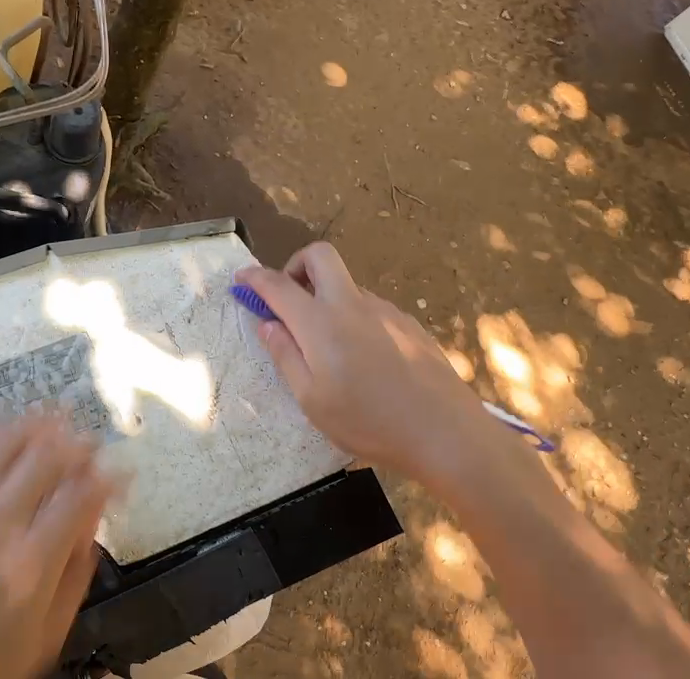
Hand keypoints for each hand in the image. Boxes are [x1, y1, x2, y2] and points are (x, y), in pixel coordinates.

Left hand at [0, 418, 111, 678]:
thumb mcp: (41, 638)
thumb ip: (73, 577)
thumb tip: (93, 523)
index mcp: (29, 566)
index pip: (81, 498)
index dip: (108, 478)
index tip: (120, 472)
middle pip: (47, 458)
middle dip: (77, 442)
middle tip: (90, 441)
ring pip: (6, 442)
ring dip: (37, 425)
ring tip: (55, 419)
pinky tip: (6, 428)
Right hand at [237, 242, 502, 484]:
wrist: (448, 434)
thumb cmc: (370, 423)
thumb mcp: (312, 401)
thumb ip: (285, 357)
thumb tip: (268, 324)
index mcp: (320, 323)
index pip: (277, 284)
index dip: (254, 277)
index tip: (241, 279)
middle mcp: (351, 304)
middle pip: (319, 256)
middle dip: (296, 265)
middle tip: (290, 298)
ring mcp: (385, 310)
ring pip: (347, 286)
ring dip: (328, 299)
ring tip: (331, 348)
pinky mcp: (410, 324)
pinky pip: (371, 308)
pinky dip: (355, 319)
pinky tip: (366, 361)